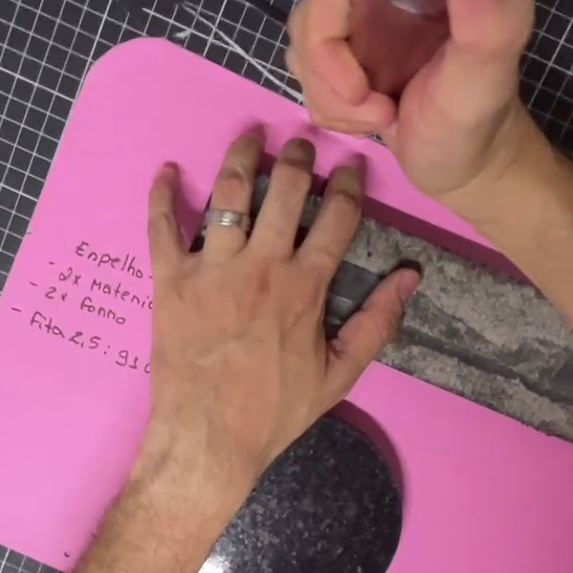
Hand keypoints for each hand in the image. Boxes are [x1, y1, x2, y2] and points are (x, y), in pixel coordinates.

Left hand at [136, 131, 419, 501]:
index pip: (335, 218)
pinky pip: (162, 228)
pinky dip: (162, 196)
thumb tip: (410, 277)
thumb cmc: (273, 412)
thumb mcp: (338, 375)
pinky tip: (167, 170)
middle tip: (301, 143)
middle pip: (285, 193)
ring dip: (242, 157)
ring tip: (250, 135)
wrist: (207, 438)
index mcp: (305, 286)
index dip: (347, 185)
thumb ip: (376, 323)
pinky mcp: (170, 281)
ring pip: (230, 195)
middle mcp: (260, 265)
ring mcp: (211, 269)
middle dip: (298, 159)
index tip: (350, 164)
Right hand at [285, 0, 541, 203]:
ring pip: (304, 47)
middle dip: (331, 78)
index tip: (363, 90)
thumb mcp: (487, 68)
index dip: (331, 35)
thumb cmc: (476, 120)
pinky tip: (370, 118)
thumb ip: (492, 4)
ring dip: (332, 98)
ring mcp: (364, 11)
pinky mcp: (349, 46)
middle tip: (377, 111)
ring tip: (381, 116)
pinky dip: (330, 107)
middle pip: (312, 14)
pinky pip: (307, 72)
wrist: (464, 163)